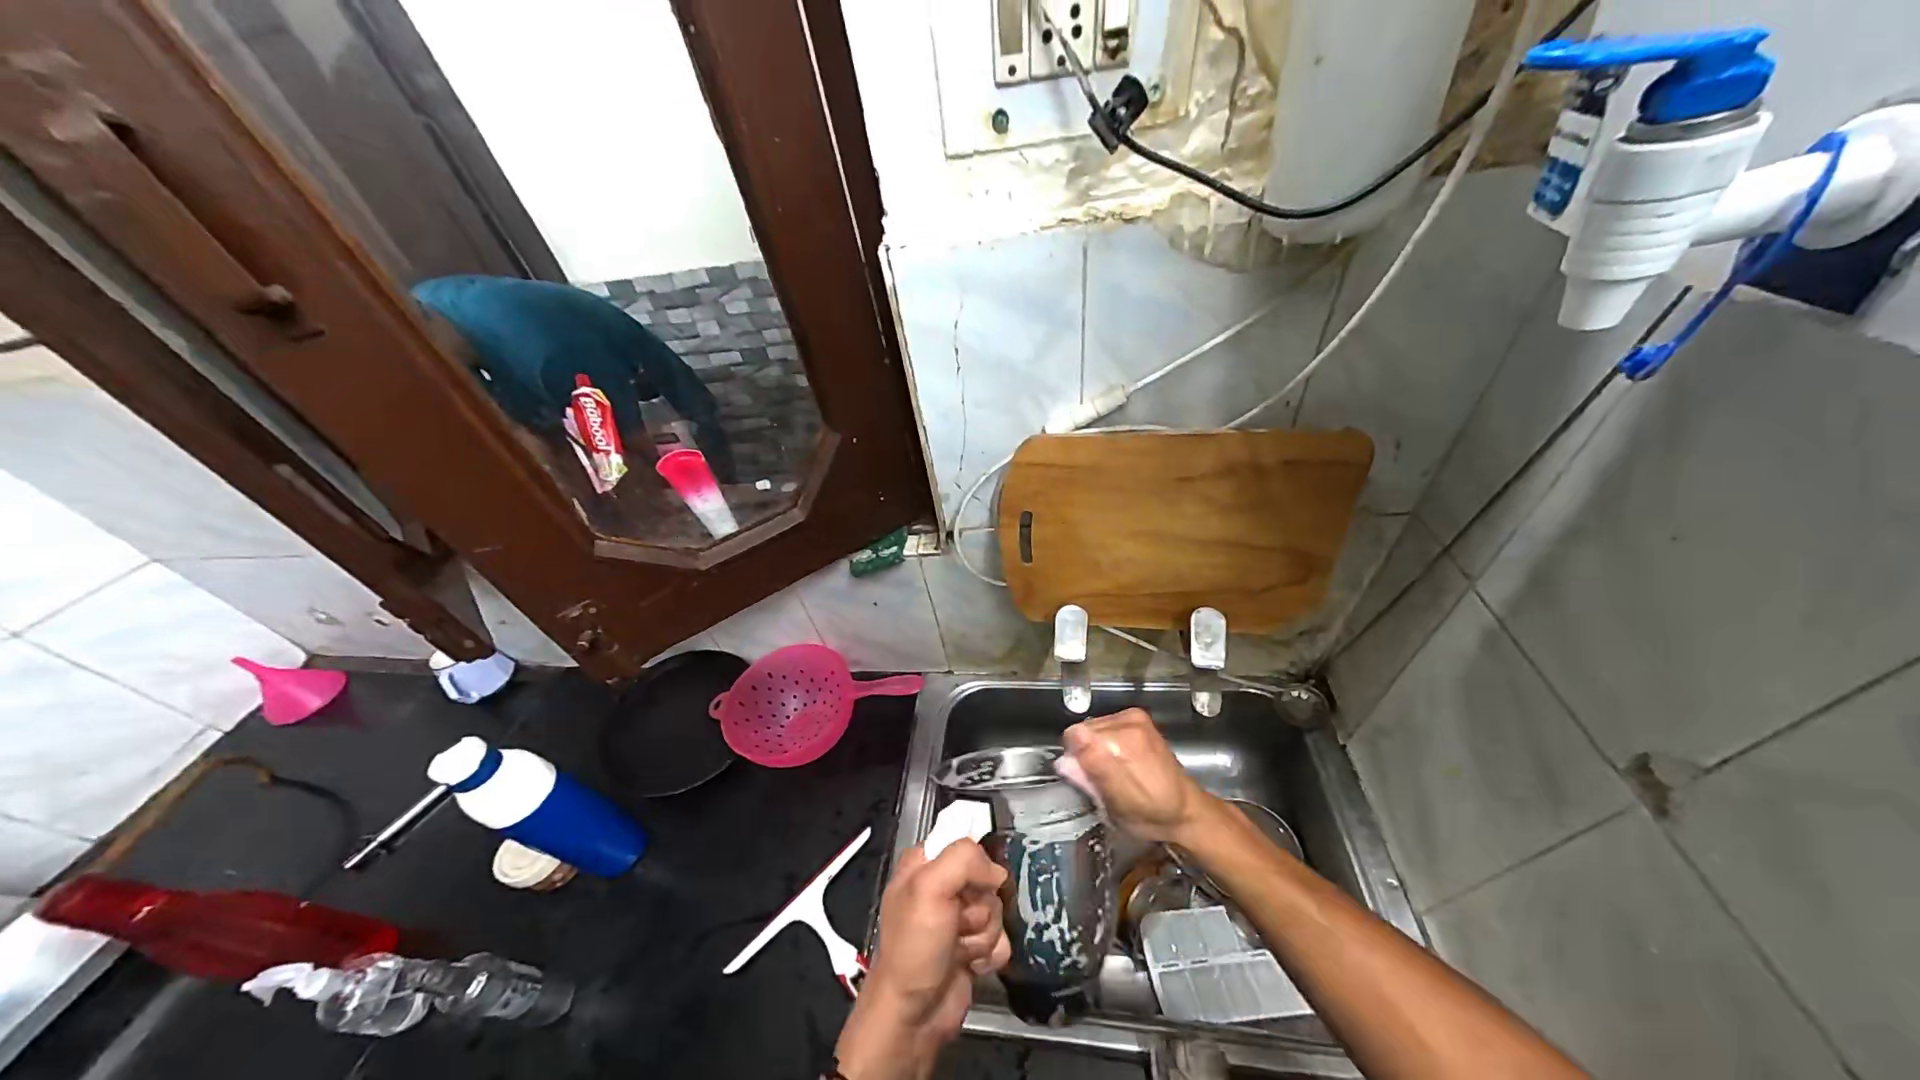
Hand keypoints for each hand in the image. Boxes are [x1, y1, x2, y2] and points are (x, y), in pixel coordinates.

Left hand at [834, 840, 1008, 1079]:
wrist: (913, 1015)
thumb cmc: (914, 948)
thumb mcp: (929, 889)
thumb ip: (964, 860)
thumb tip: (996, 872)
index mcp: (924, 864)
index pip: (966, 843)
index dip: (975, 864)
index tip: (970, 884)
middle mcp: (942, 887)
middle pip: (987, 880)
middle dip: (980, 906)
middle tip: (958, 924)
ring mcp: (958, 919)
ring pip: (997, 910)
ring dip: (984, 934)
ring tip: (959, 948)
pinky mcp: (973, 947)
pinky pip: (1002, 939)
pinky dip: (990, 954)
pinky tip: (970, 963)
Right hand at [1061, 708, 1217, 844]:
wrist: (1187, 808)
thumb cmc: (1153, 814)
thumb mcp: (1117, 807)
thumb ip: (1090, 779)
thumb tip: (1066, 760)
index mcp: (1122, 743)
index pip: (1073, 736)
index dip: (1075, 759)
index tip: (1088, 777)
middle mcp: (1129, 722)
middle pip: (1083, 730)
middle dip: (1086, 754)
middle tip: (1104, 780)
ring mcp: (1135, 717)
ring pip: (1093, 727)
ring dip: (1097, 748)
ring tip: (1116, 771)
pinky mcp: (1138, 717)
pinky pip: (1106, 725)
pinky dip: (1107, 741)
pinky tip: (1122, 760)